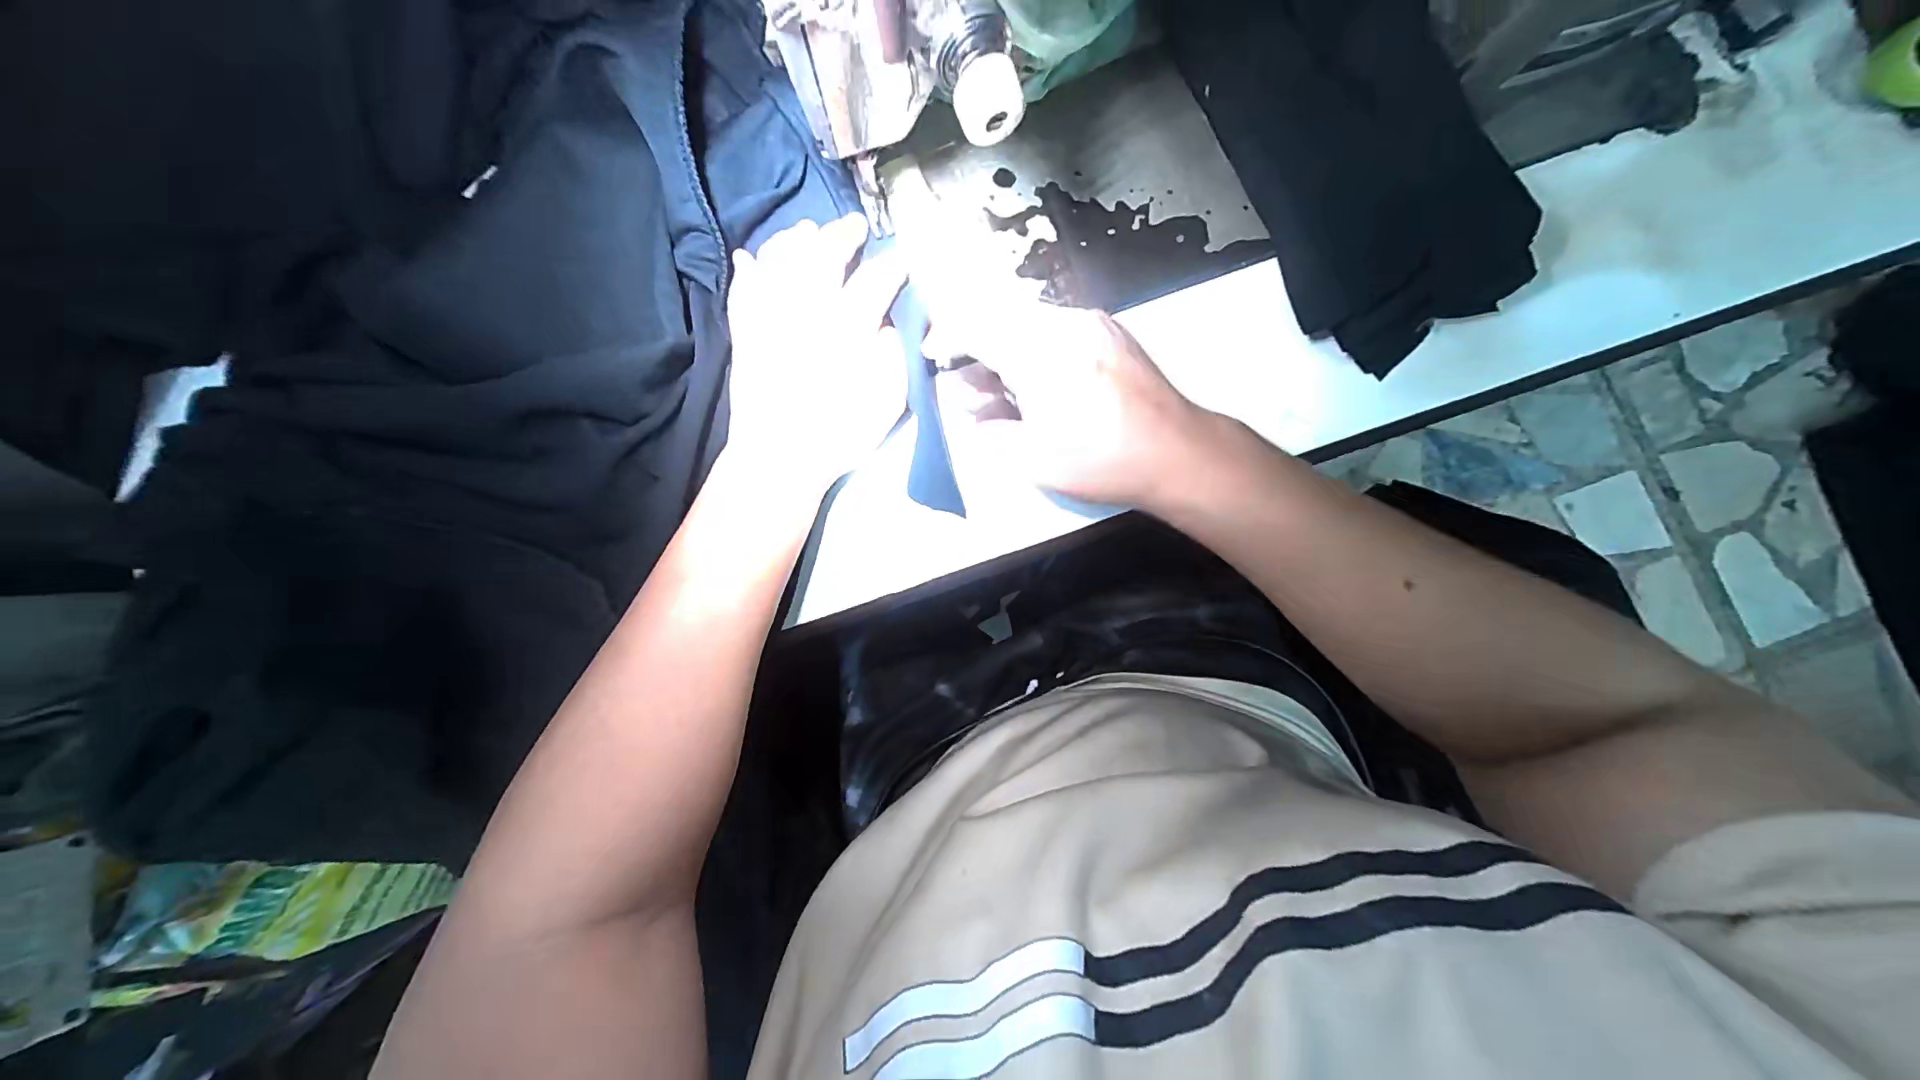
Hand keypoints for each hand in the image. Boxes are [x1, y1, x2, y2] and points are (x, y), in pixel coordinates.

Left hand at [722, 214, 907, 495]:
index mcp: (848, 325)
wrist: (780, 458)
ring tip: (807, 231)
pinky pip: (743, 290)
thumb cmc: (841, 435)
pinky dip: (747, 271)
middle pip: (825, 256)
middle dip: (843, 235)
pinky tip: (749, 258)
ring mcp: (772, 317)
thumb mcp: (886, 400)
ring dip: (794, 242)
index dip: (893, 262)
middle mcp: (808, 309)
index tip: (904, 255)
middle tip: (855, 224)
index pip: (875, 279)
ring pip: (781, 262)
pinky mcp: (746, 333)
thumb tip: (886, 323)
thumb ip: (892, 354)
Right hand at [927, 300, 1227, 511]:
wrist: (1178, 451)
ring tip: (1000, 391)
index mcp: (1042, 355)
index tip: (932, 356)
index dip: (945, 335)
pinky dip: (1031, 346)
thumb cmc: (1104, 462)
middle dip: (974, 344)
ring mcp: (1090, 322)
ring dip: (1003, 347)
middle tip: (966, 385)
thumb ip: (989, 426)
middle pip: (1000, 315)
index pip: (976, 324)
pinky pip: (1053, 326)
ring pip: (1026, 319)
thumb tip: (964, 405)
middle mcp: (1065, 325)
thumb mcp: (1035, 459)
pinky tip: (1035, 382)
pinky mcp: (1107, 329)